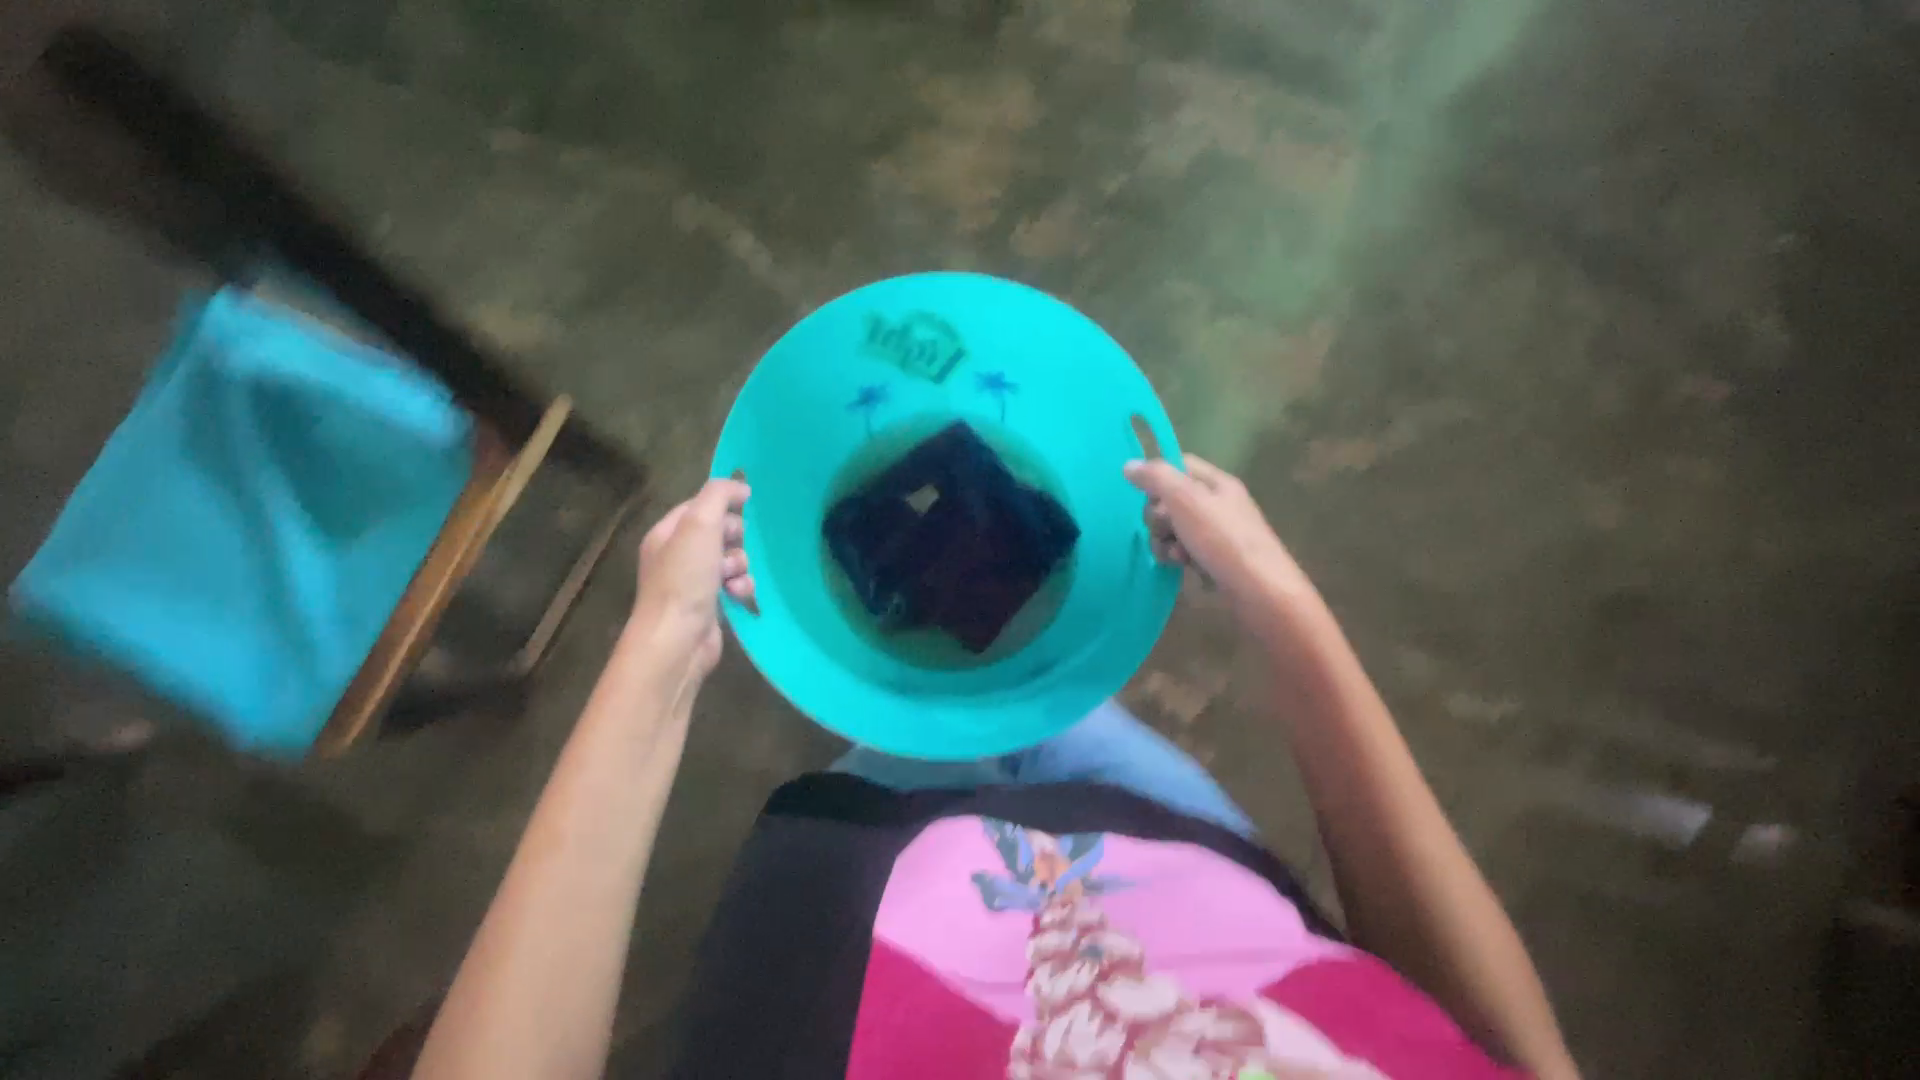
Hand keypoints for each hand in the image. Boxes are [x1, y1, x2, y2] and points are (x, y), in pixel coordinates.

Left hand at [632, 478, 753, 676]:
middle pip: (717, 532)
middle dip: (734, 538)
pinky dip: (741, 587)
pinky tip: (739, 596)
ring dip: (741, 565)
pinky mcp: (709, 605)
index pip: (698, 506)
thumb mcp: (699, 525)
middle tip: (736, 545)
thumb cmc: (684, 578)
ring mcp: (692, 583)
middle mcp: (676, 556)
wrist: (677, 639)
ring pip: (730, 560)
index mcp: (666, 534)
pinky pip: (733, 585)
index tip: (747, 507)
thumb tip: (741, 487)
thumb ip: (718, 496)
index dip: (722, 504)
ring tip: (735, 578)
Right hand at [1124, 455, 1316, 616]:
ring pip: (1172, 527)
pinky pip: (1182, 548)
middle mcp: (1216, 503)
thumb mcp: (1186, 501)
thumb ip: (1157, 478)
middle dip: (1158, 516)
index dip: (1158, 477)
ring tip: (1174, 554)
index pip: (1178, 464)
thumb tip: (1129, 465)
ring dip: (1164, 540)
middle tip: (1165, 529)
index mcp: (1216, 483)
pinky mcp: (1211, 557)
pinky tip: (1180, 565)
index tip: (1147, 496)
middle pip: (1170, 498)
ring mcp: (1214, 532)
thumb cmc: (1223, 540)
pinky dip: (1176, 555)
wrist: (1258, 591)